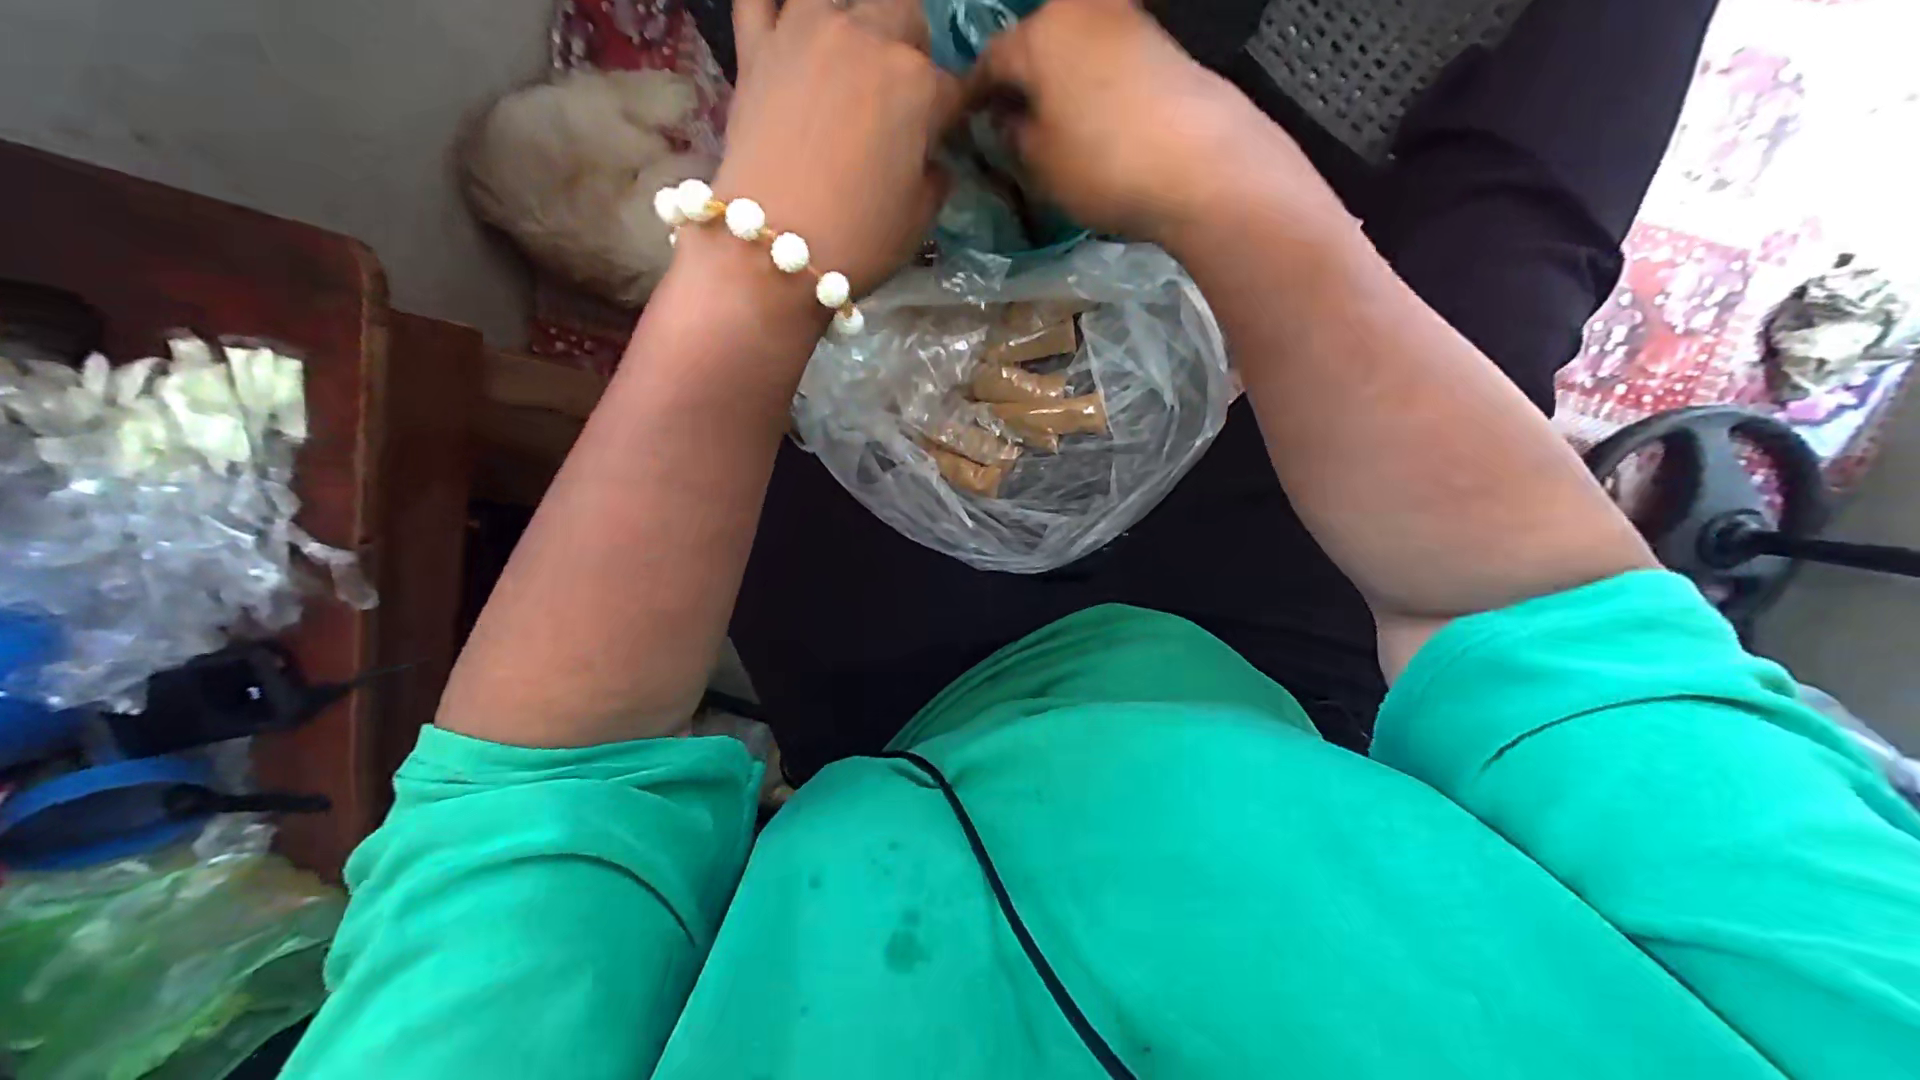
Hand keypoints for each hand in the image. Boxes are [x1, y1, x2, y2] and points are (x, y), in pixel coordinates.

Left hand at [712, 0, 960, 295]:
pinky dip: (774, 6)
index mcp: (918, 86)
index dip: (951, 117)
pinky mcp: (755, 48)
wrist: (770, 249)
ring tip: (849, 58)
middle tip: (899, 95)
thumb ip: (935, 177)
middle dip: (912, 49)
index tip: (942, 139)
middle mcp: (867, 40)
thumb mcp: (918, 220)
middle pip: (904, 14)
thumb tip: (933, 160)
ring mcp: (805, 34)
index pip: (952, 88)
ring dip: (854, 18)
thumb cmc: (857, 240)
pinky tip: (786, 27)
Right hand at [972, 0, 1349, 248]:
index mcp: (1039, 33)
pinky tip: (1093, 122)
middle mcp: (1081, 10)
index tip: (967, 127)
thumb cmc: (1102, 165)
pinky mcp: (1160, 42)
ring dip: (1056, 85)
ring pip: (1072, 51)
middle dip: (1018, 85)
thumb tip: (1005, 119)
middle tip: (1010, 129)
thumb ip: (1011, 136)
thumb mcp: (1038, 163)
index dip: (973, 98)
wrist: (1201, 165)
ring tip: (1053, 129)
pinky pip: (1106, 61)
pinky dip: (1090, 87)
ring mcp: (1126, 19)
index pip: (989, 61)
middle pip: (1033, 47)